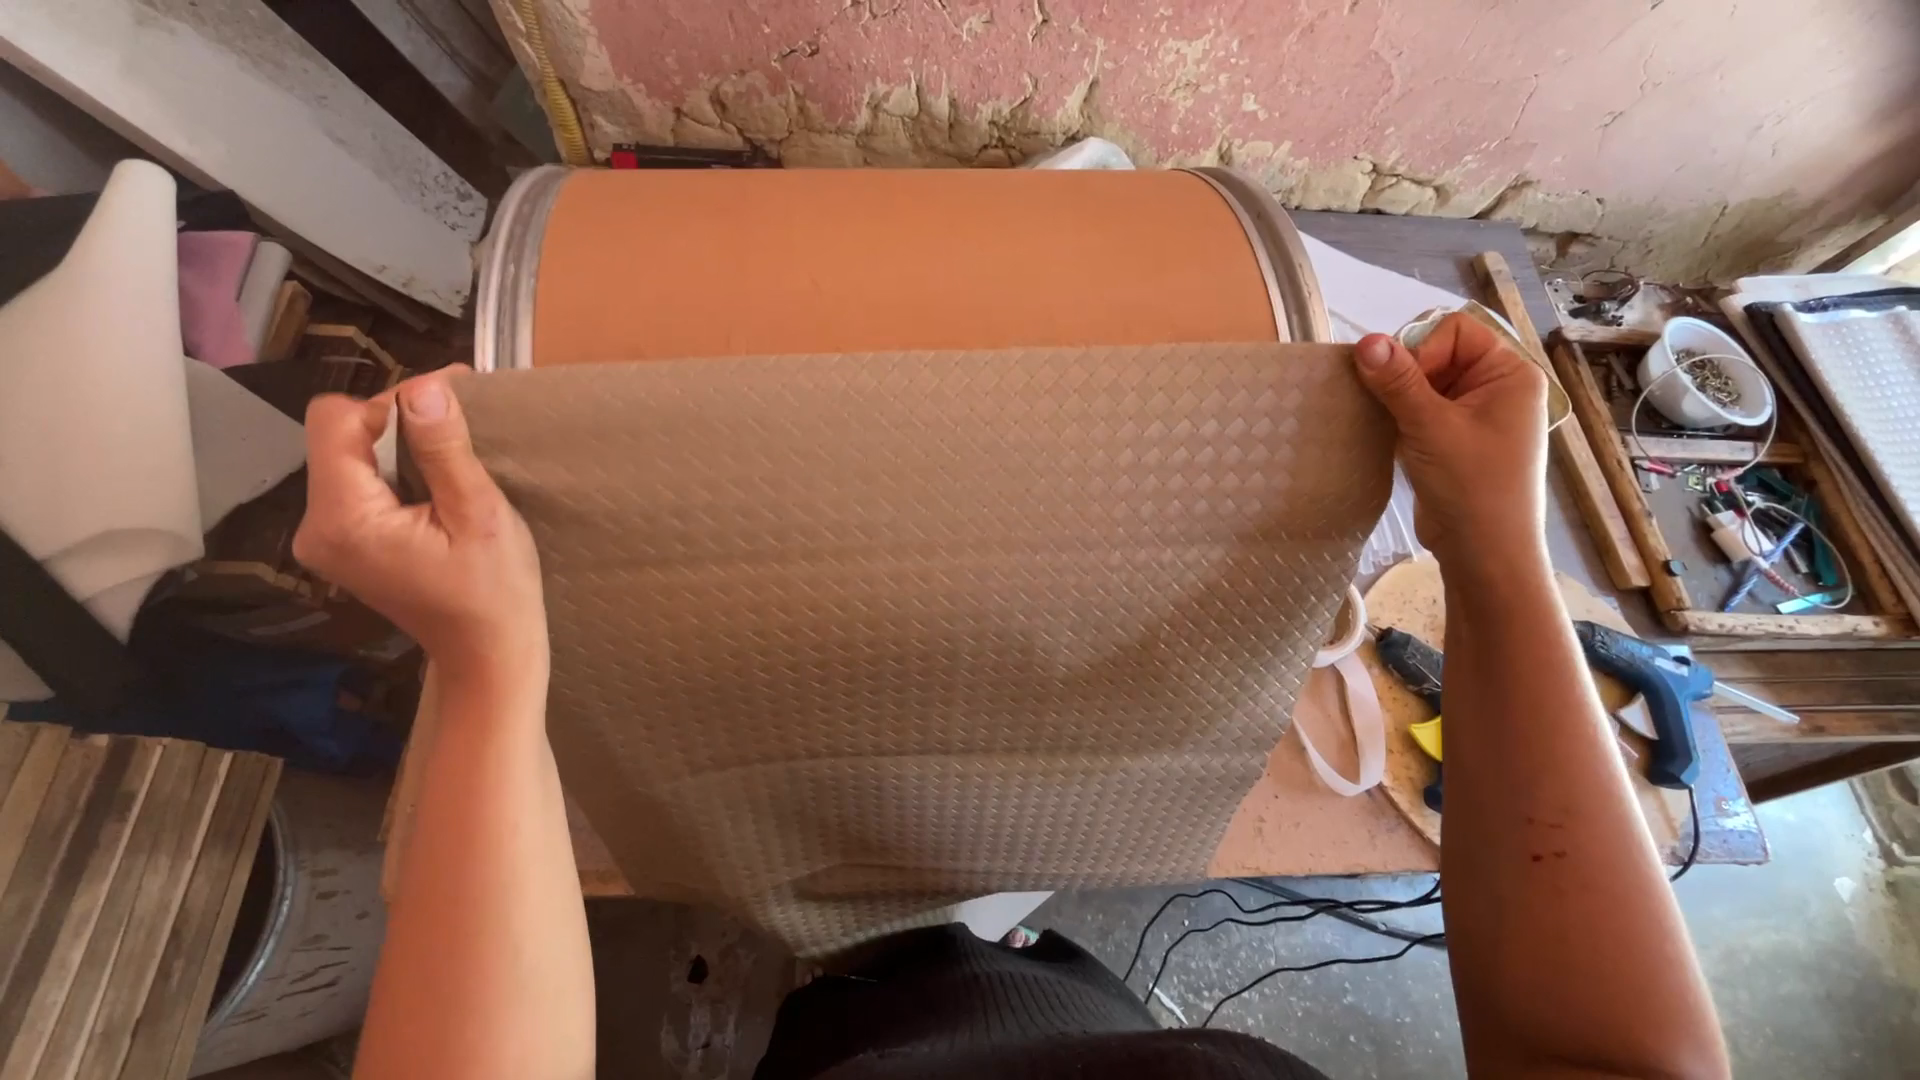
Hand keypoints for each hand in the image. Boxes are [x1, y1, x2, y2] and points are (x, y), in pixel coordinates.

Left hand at [293, 370, 546, 681]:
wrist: (487, 650)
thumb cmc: (495, 589)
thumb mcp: (480, 514)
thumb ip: (445, 450)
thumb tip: (426, 386)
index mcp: (344, 517)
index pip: (336, 420)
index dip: (390, 402)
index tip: (449, 405)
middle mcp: (315, 525)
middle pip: (339, 437)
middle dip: (398, 424)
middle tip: (462, 425)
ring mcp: (324, 539)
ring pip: (349, 457)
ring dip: (400, 448)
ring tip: (455, 460)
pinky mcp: (341, 546)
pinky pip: (358, 484)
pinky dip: (396, 474)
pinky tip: (437, 490)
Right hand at [1353, 313, 1548, 564]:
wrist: (1483, 551)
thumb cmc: (1471, 485)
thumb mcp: (1431, 427)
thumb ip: (1398, 382)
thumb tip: (1365, 340)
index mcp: (1509, 373)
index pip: (1454, 331)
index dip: (1421, 351)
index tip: (1404, 388)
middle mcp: (1495, 388)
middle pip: (1436, 354)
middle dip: (1406, 376)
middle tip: (1393, 409)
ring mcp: (1473, 415)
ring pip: (1422, 384)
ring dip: (1398, 400)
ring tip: (1390, 426)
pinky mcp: (1452, 440)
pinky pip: (1419, 411)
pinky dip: (1399, 418)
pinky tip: (1389, 438)